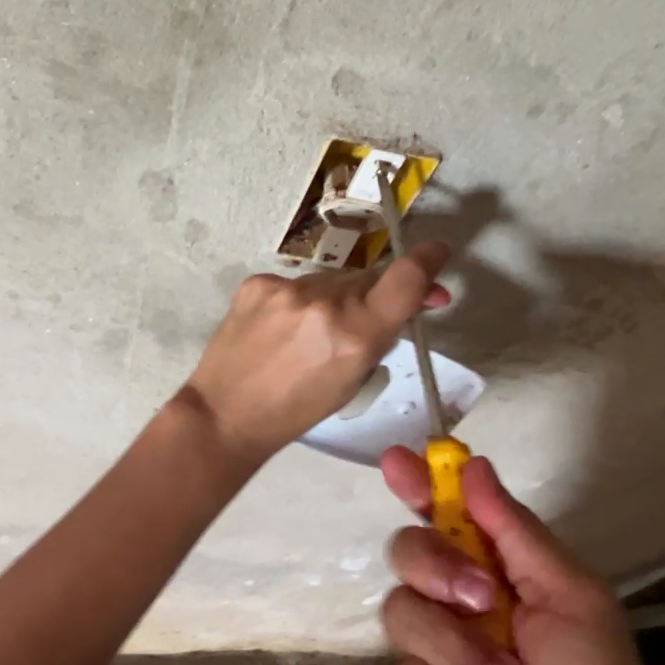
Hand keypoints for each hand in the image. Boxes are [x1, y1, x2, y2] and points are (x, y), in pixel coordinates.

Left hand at [180, 241, 451, 460]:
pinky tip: (277, 330)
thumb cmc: (298, 409)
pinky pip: (292, 284)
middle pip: (365, 280)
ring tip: (304, 337)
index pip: (406, 278)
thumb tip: (416, 298)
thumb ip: (383, 333)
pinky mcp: (258, 282)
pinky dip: (293, 302)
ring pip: (327, 282)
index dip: (427, 260)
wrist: (227, 413)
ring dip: (328, 300)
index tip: (437, 251)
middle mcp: (326, 302)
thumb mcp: (355, 378)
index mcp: (358, 333)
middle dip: (368, 297)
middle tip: (353, 326)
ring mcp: (288, 289)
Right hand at [379, 448, 664, 664]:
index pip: (447, 517)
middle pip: (406, 553)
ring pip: (402, 619)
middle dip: (437, 568)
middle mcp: (459, 612)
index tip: (398, 462)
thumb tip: (472, 465)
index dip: (419, 485)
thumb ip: (517, 533)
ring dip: (465, 660)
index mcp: (501, 578)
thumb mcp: (577, 606)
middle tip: (481, 599)